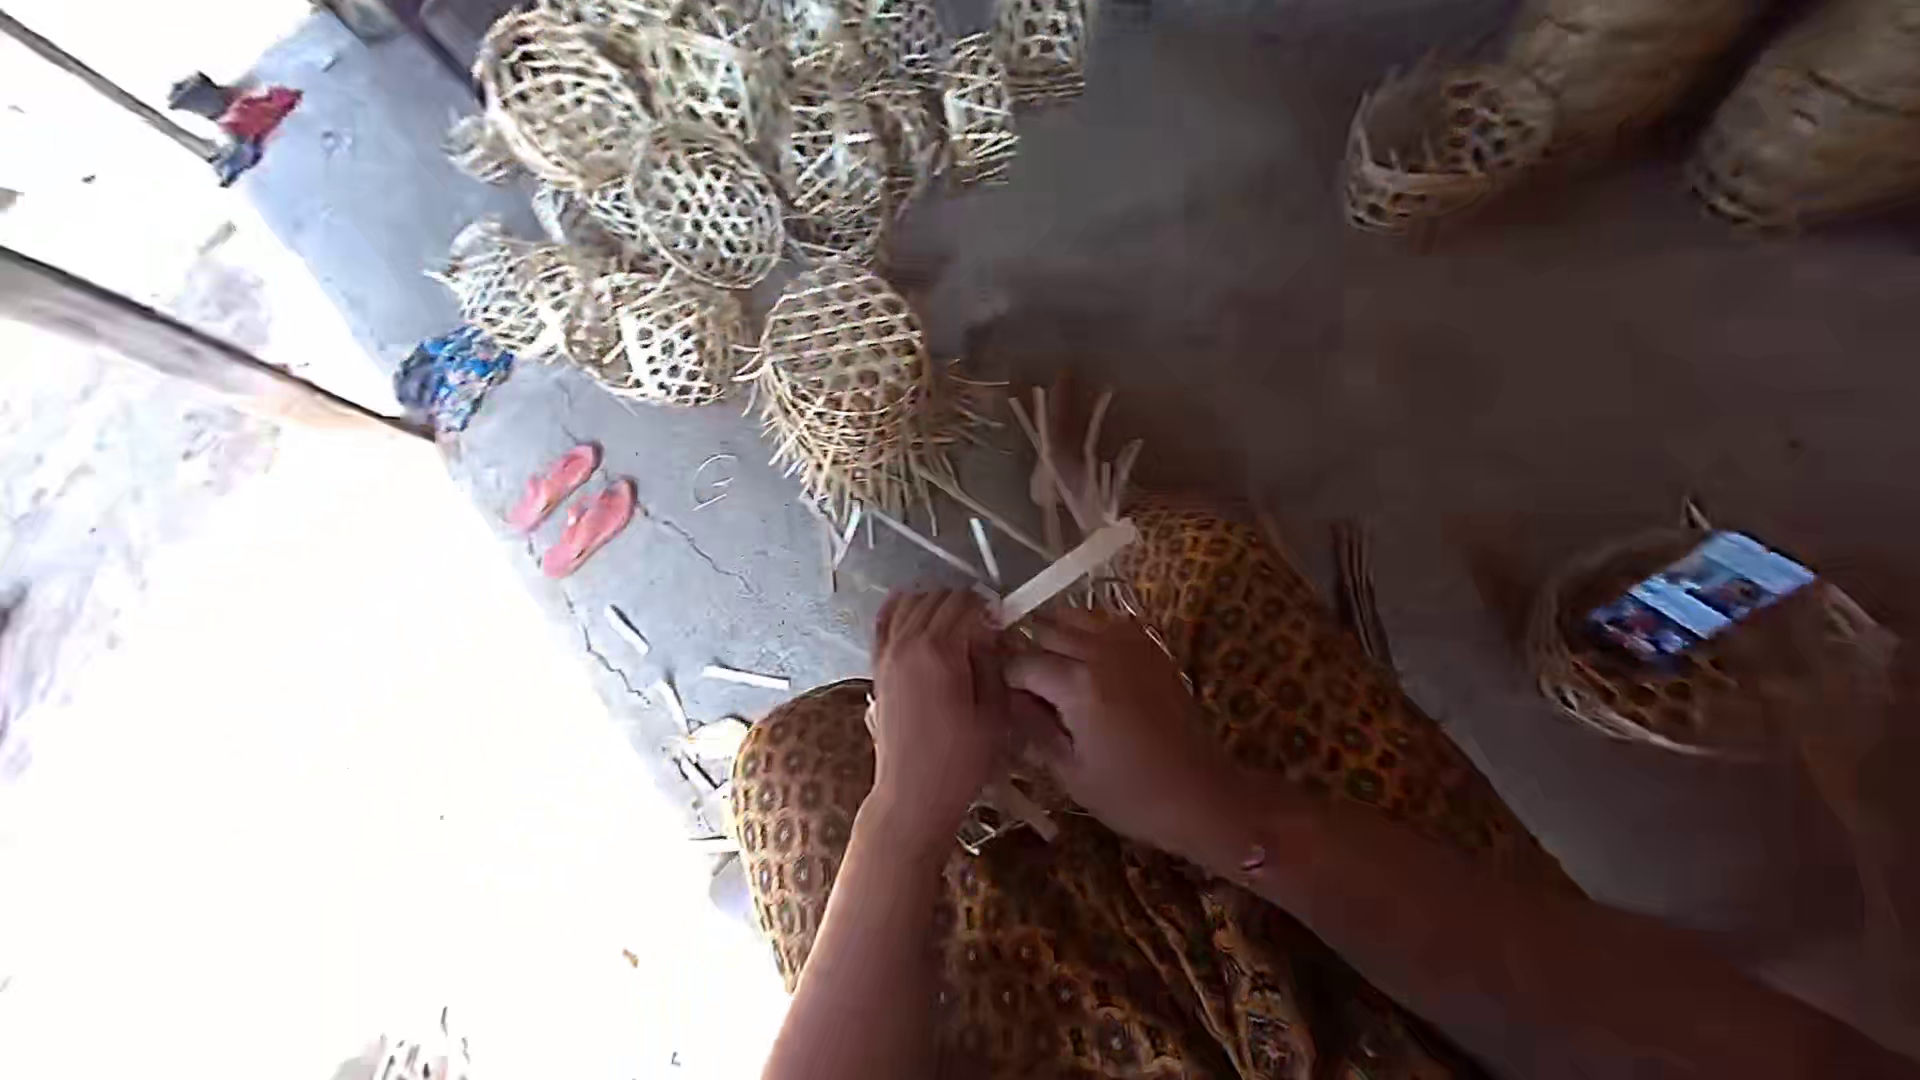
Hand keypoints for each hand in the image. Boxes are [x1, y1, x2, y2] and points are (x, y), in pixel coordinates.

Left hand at [867, 589, 1005, 847]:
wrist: (913, 794)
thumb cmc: (960, 760)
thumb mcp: (994, 711)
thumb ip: (991, 660)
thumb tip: (988, 630)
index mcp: (940, 651)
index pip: (965, 603)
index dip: (987, 606)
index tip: (1000, 620)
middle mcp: (908, 643)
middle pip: (938, 598)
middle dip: (964, 602)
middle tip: (984, 623)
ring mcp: (888, 653)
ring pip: (910, 602)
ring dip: (935, 602)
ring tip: (955, 620)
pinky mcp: (877, 666)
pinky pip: (883, 621)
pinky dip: (899, 607)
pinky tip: (912, 607)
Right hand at [1007, 608, 1244, 856]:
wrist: (1202, 794)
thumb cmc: (1132, 794)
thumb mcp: (1070, 772)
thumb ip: (1032, 726)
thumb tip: (1006, 698)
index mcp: (1076, 685)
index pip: (1020, 662)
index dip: (1004, 679)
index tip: (1001, 697)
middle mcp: (1099, 652)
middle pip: (1043, 629)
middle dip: (1026, 652)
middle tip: (1024, 684)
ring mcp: (1127, 643)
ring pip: (1073, 615)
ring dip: (1054, 634)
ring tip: (1051, 665)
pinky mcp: (1148, 646)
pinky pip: (1105, 620)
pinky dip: (1086, 630)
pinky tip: (1085, 658)